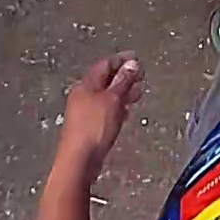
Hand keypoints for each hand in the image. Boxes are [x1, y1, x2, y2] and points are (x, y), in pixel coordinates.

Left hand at [55, 52, 143, 179]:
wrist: (79, 161)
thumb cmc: (94, 127)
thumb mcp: (113, 99)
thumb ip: (123, 81)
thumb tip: (132, 64)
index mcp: (86, 85)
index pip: (105, 64)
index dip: (122, 59)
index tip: (136, 58)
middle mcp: (83, 96)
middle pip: (106, 79)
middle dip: (124, 76)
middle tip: (140, 75)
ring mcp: (85, 112)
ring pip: (107, 95)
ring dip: (123, 91)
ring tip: (138, 92)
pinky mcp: (88, 126)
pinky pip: (105, 109)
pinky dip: (117, 106)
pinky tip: (126, 111)